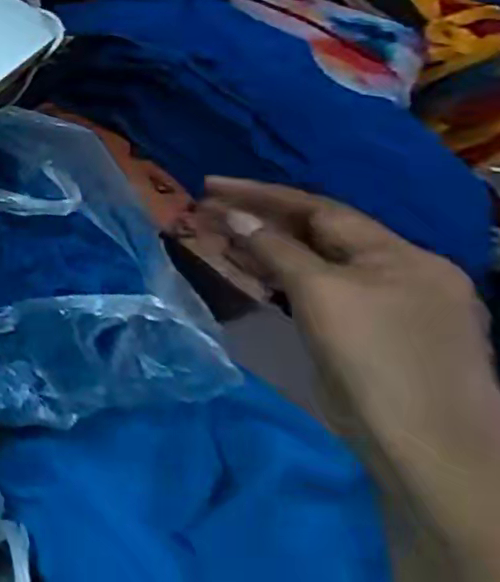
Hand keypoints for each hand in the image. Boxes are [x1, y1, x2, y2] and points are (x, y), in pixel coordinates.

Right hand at [203, 178, 499, 579]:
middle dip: (257, 219)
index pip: (321, 209)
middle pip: (318, 233)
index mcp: (405, 257)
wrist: (421, 438)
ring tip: (215, 239)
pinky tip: (248, 273)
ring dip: (263, 246)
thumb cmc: (373, 352)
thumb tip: (229, 213)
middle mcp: (404, 273)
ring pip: (314, 259)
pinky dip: (279, 274)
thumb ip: (272, 246)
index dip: (260, 194)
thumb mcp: (317, 289)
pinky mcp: (371, 329)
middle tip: (202, 211)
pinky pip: (318, 286)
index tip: (207, 184)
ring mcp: (390, 304)